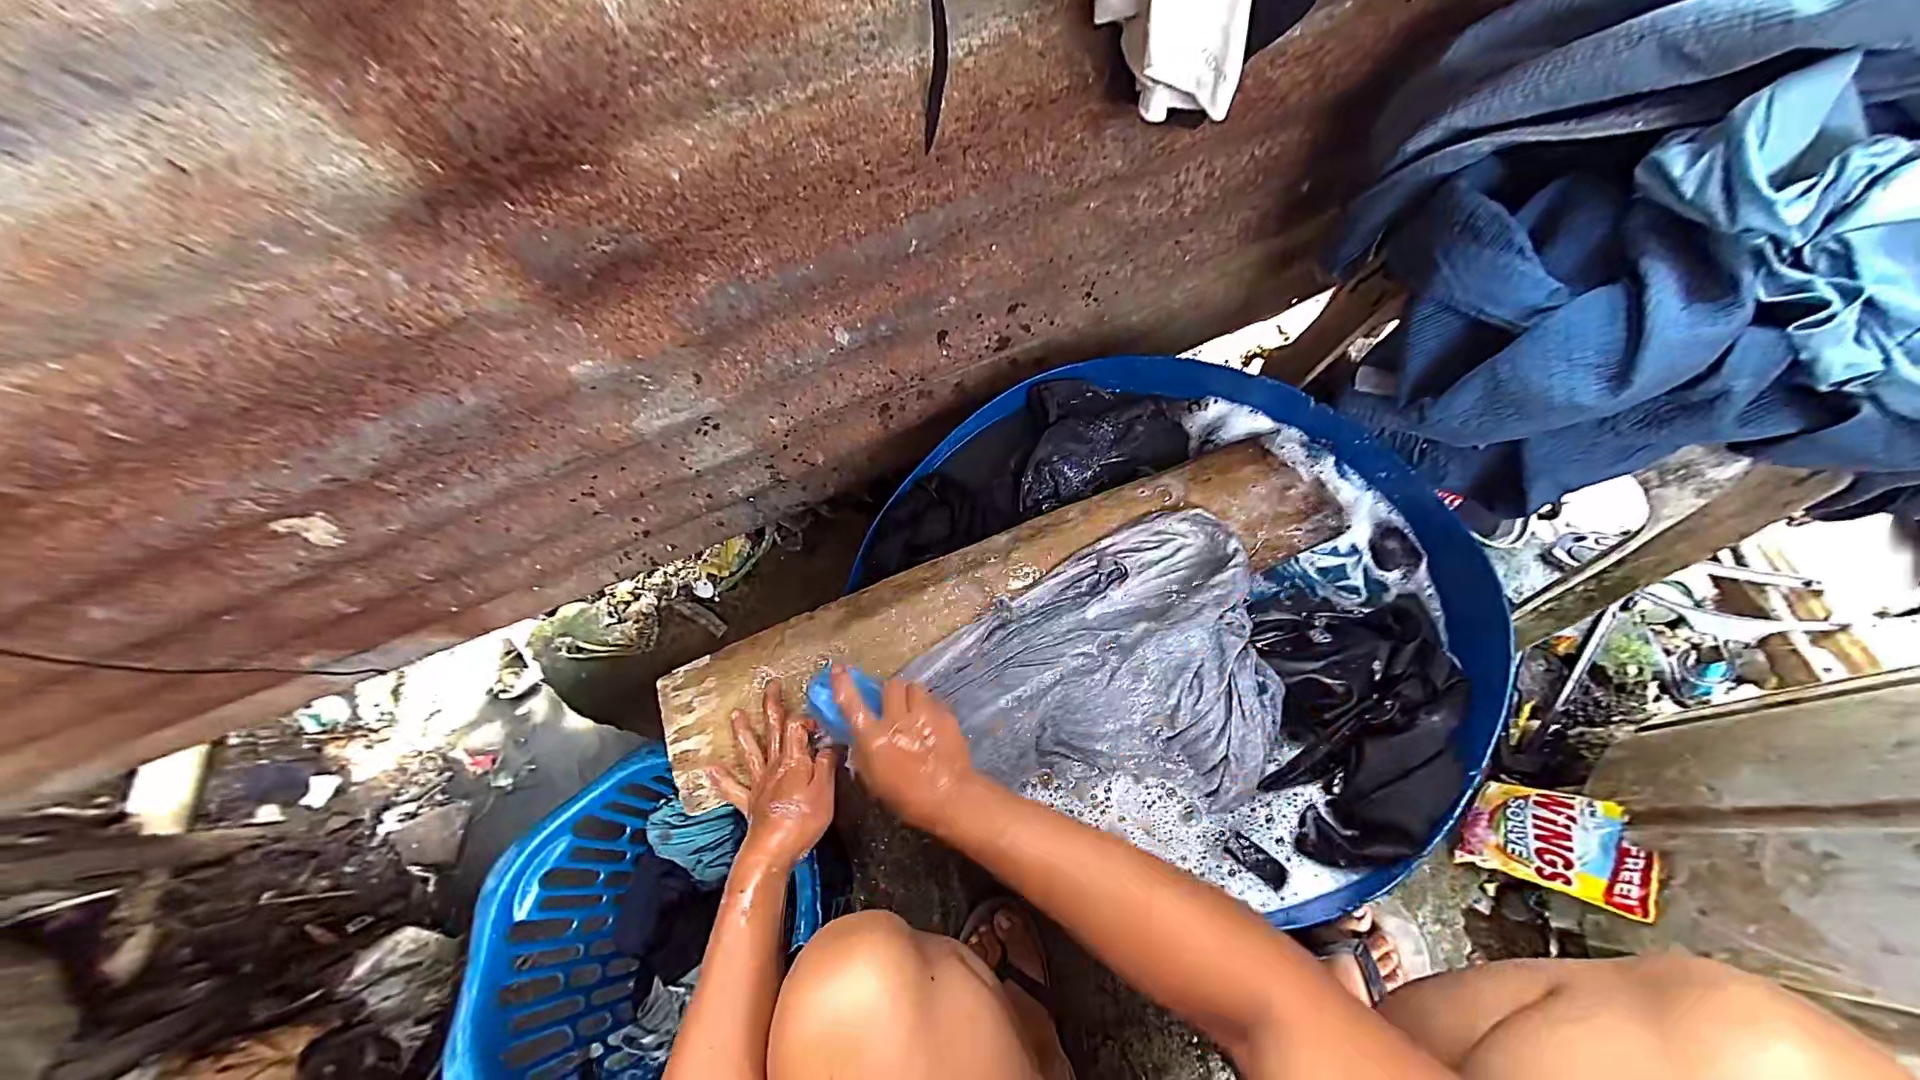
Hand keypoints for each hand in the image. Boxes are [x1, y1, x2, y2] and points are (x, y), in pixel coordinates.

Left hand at [709, 679, 837, 870]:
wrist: (772, 851)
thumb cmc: (802, 820)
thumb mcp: (825, 790)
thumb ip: (826, 764)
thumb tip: (829, 744)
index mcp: (794, 760)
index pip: (798, 728)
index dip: (806, 719)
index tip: (818, 723)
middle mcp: (774, 766)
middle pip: (773, 731)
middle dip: (772, 707)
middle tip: (770, 686)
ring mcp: (760, 784)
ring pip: (751, 752)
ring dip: (744, 732)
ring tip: (736, 715)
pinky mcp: (750, 803)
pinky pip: (733, 788)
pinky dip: (722, 778)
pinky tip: (711, 768)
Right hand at [831, 665, 978, 829]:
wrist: (950, 797)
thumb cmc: (906, 797)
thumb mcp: (873, 779)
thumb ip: (864, 751)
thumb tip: (860, 734)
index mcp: (874, 738)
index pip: (852, 703)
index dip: (843, 684)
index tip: (839, 670)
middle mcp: (897, 720)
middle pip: (891, 685)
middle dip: (890, 692)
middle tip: (892, 705)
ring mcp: (924, 714)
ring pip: (914, 687)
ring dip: (911, 696)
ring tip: (914, 711)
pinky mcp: (946, 715)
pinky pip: (933, 700)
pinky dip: (929, 708)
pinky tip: (932, 724)